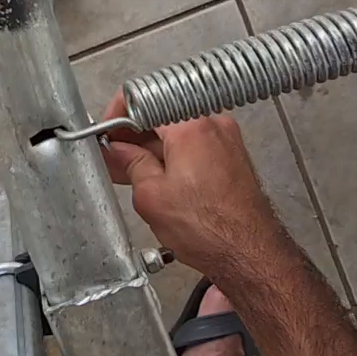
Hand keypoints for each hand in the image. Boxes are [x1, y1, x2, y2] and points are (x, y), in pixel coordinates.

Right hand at [98, 96, 280, 280]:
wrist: (250, 254)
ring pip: (177, 131)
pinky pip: (193, 145)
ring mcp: (225, 140)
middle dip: (133, 135)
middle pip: (161, 115)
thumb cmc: (208, 228)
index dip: (117, 116)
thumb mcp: (151, 195)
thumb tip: (117, 151)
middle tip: (112, 156)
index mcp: (190, 125)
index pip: (143, 101)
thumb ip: (130, 163)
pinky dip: (172, 156)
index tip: (106, 133)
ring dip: (151, 147)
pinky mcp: (232, 157)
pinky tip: (155, 178)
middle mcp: (212, 124)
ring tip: (129, 172)